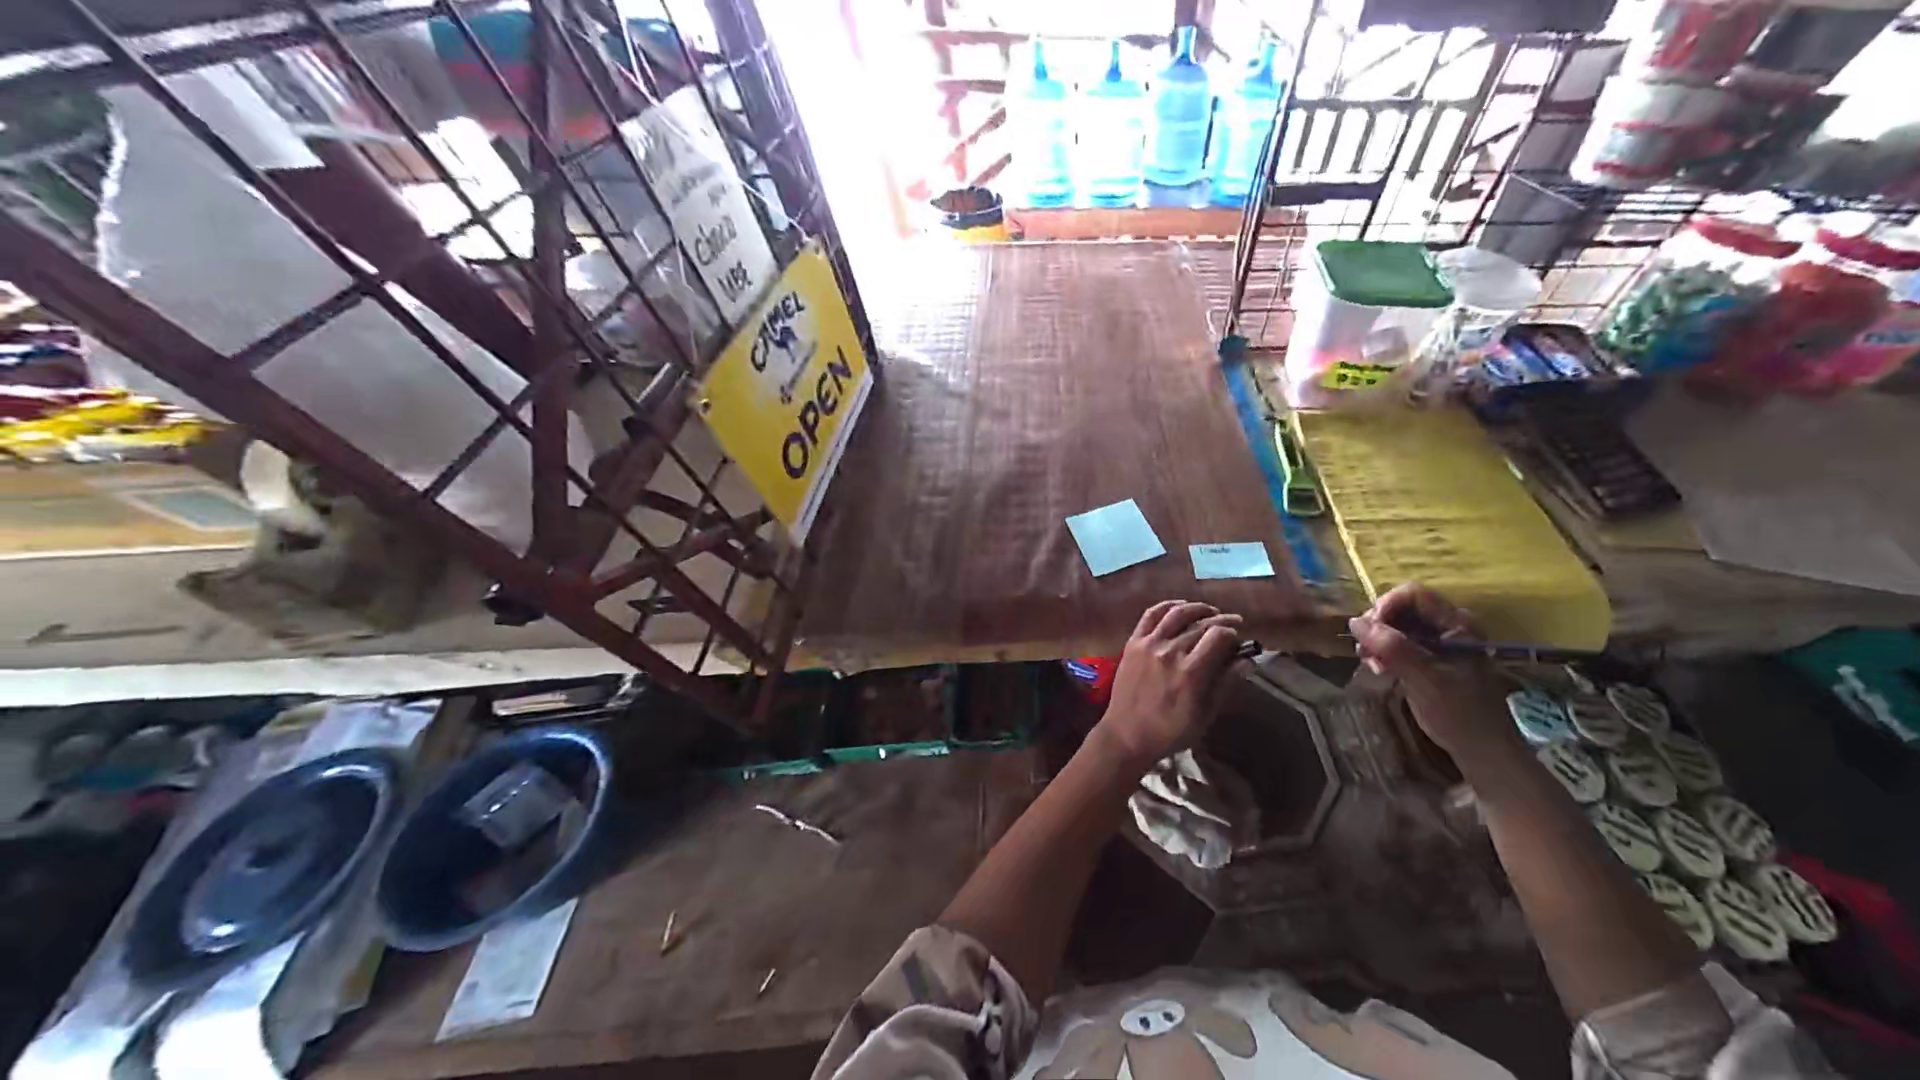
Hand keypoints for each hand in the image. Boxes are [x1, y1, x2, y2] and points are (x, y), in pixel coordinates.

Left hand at [1094, 600, 1243, 770]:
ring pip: (1177, 614)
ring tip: (1211, 611)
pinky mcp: (1133, 642)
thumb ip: (1226, 683)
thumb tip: (1248, 661)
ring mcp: (1149, 644)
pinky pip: (1150, 615)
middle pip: (1201, 624)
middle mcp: (1170, 651)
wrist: (1127, 734)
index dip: (1233, 633)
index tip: (1238, 639)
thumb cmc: (1171, 730)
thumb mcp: (1206, 713)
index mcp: (1190, 671)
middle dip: (1222, 621)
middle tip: (1233, 623)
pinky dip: (1167, 606)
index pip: (1219, 635)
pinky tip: (1180, 606)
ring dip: (1198, 608)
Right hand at [1347, 583, 1514, 764]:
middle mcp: (1447, 627)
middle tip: (1365, 650)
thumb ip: (1392, 647)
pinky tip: (1378, 670)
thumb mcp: (1424, 678)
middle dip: (1377, 626)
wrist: (1481, 749)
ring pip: (1395, 626)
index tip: (1369, 630)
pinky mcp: (1427, 659)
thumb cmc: (1460, 713)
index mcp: (1457, 625)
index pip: (1414, 595)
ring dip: (1376, 641)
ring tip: (1370, 664)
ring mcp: (1437, 643)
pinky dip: (1382, 653)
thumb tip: (1355, 622)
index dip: (1387, 605)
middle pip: (1401, 608)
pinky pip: (1397, 643)